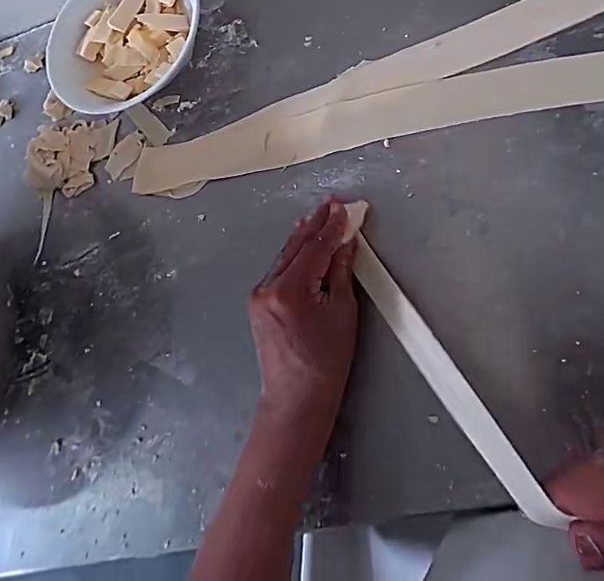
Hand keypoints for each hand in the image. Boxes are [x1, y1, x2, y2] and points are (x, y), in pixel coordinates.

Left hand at [248, 198, 359, 421]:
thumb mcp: (344, 312)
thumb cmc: (325, 363)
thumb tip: (346, 244)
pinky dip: (295, 254)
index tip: (344, 210)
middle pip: (296, 245)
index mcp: (290, 291)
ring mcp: (259, 295)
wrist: (297, 398)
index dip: (333, 226)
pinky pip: (279, 268)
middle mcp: (268, 288)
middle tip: (333, 205)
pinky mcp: (258, 302)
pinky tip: (304, 244)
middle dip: (316, 223)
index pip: (315, 247)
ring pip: (286, 255)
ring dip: (304, 236)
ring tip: (320, 217)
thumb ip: (342, 271)